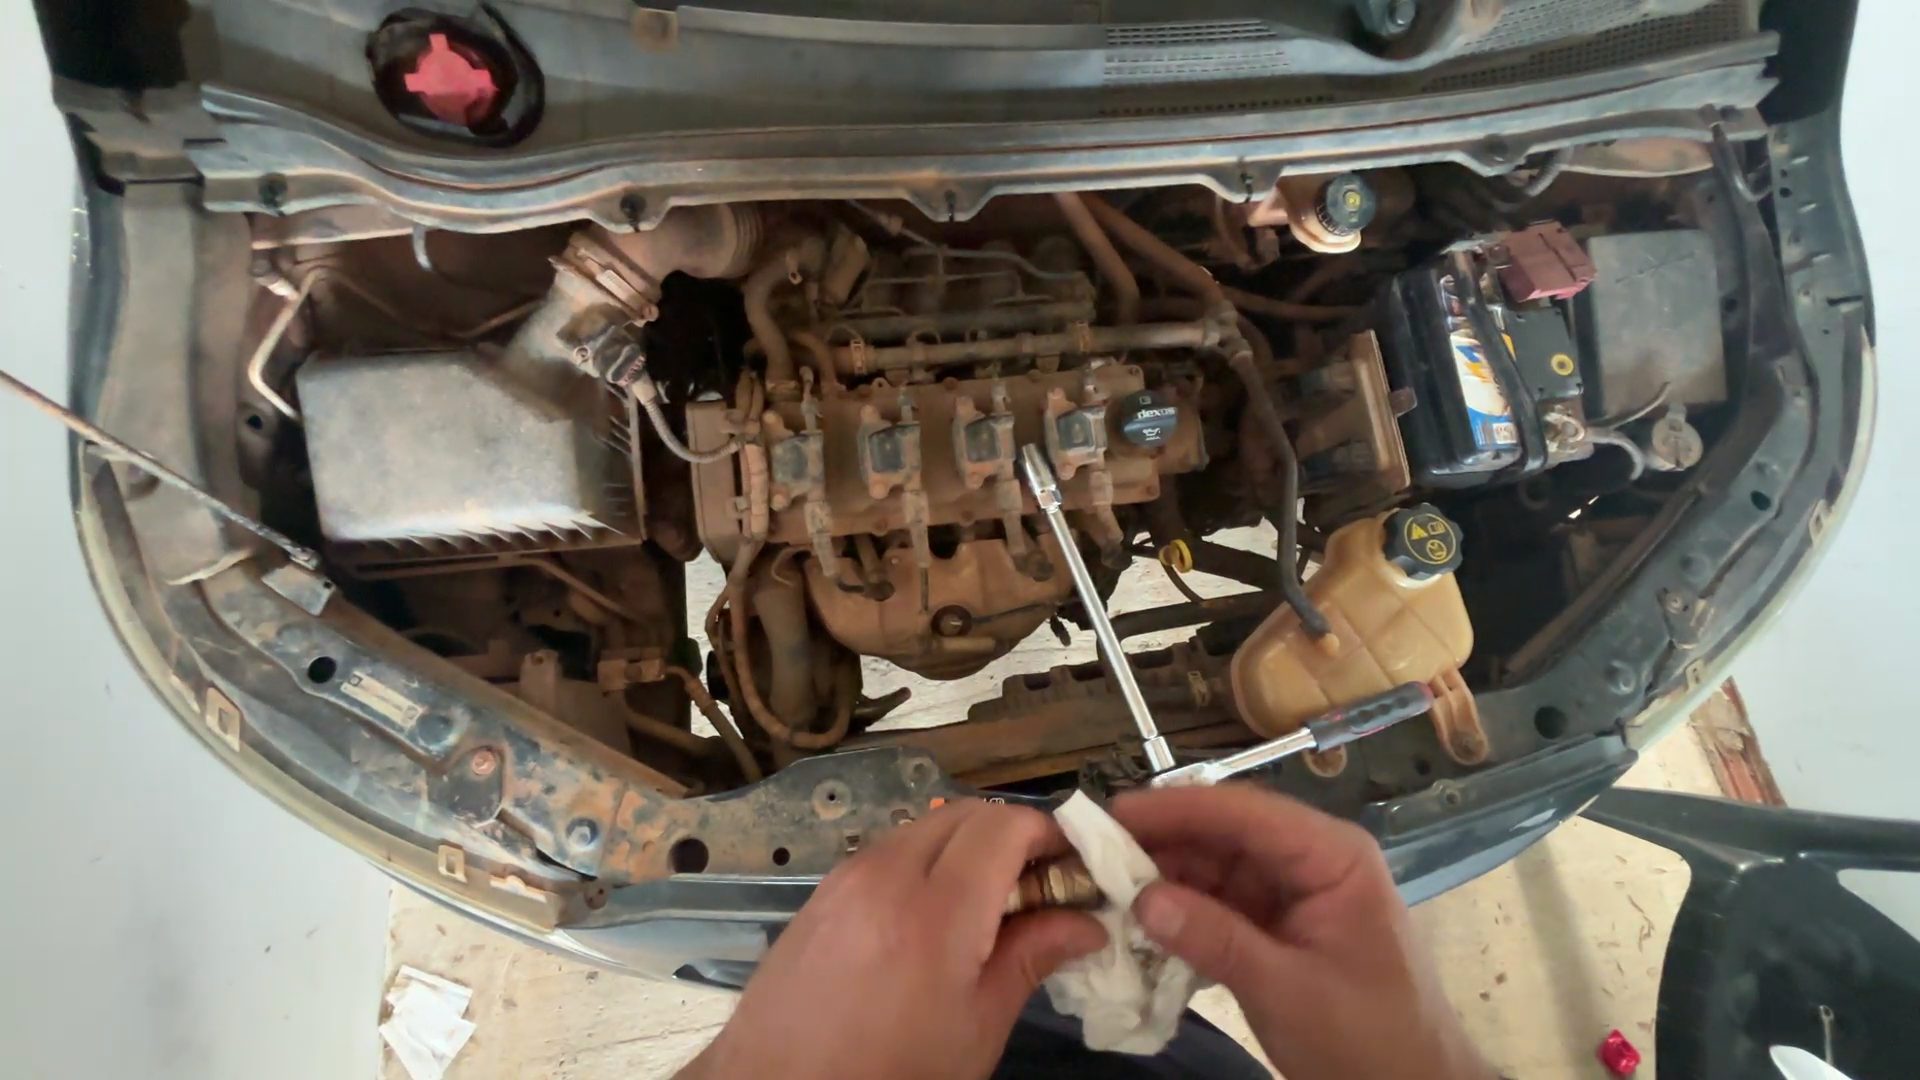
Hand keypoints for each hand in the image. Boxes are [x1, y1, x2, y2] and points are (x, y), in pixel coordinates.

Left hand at [679, 799, 1106, 1079]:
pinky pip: (892, 846)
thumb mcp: (975, 1028)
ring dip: (968, 842)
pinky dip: (927, 856)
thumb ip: (1031, 957)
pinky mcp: (827, 883)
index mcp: (935, 910)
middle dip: (1011, 833)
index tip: (1070, 864)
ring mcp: (850, 871)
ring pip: (929, 825)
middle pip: (968, 813)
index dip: (1046, 833)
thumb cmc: (892, 1073)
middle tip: (1036, 883)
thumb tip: (1087, 922)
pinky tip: (931, 907)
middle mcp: (889, 870)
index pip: (1004, 826)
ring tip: (986, 898)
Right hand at [1110, 785, 1492, 1079]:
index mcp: (1329, 853)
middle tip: (1095, 846)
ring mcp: (1287, 884)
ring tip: (1104, 877)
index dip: (1176, 807)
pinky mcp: (1270, 915)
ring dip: (1161, 869)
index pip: (1243, 811)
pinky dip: (1176, 901)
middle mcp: (1306, 855)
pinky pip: (1214, 893)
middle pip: (1221, 828)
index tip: (1115, 813)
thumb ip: (1216, 941)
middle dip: (1160, 837)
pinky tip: (1137, 908)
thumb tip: (1141, 899)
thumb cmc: (1372, 1046)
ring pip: (1210, 858)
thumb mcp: (1292, 995)